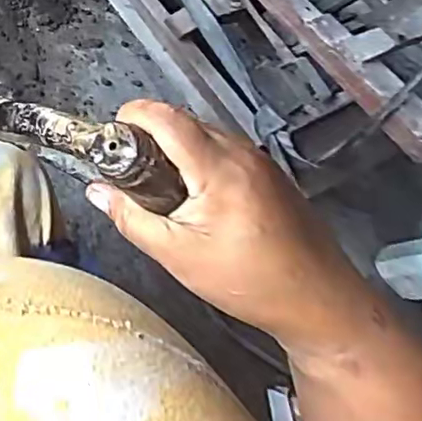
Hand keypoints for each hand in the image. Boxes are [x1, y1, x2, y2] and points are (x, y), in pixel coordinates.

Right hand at [86, 100, 380, 357]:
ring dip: (172, 145)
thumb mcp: (180, 257)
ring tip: (162, 186)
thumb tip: (98, 193)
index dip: (131, 115)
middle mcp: (239, 152)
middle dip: (147, 134)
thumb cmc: (256, 284)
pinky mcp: (265, 167)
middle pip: (178, 119)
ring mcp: (256, 157)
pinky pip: (218, 144)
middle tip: (132, 168)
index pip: (164, 116)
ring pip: (198, 130)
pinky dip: (196, 155)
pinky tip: (194, 193)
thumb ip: (131, 219)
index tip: (113, 134)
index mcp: (218, 169)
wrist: (323, 305)